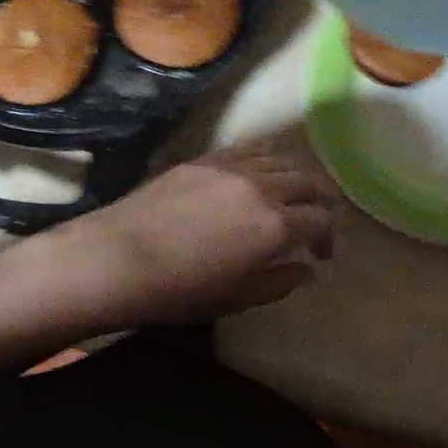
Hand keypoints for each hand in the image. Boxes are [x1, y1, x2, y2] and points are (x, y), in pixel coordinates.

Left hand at [51, 143, 343, 326]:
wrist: (118, 257)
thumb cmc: (180, 290)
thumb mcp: (238, 298)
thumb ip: (280, 281)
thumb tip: (306, 268)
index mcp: (275, 225)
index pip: (321, 219)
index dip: (329, 237)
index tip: (319, 255)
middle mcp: (262, 186)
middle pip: (309, 180)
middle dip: (323, 199)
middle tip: (318, 219)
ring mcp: (232, 166)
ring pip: (282, 157)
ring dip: (297, 175)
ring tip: (293, 194)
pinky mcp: (205, 158)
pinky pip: (250, 148)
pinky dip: (267, 159)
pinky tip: (260, 175)